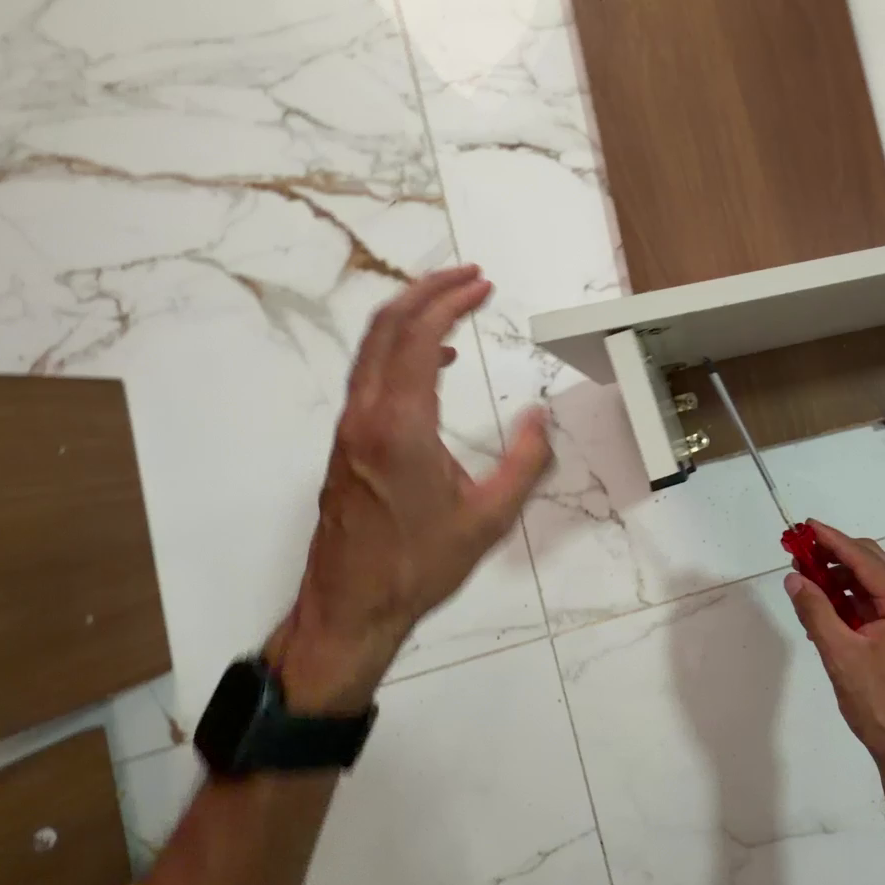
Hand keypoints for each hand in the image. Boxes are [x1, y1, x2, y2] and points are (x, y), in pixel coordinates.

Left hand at [267, 266, 553, 712]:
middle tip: (469, 277)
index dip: (451, 302)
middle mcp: (367, 414)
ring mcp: (350, 427)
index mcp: (402, 426)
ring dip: (410, 315)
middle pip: (386, 327)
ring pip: (372, 347)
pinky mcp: (347, 441)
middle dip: (427, 290)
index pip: (420, 338)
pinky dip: (401, 348)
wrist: (349, 607)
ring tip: (453, 303)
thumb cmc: (421, 563)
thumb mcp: (491, 517)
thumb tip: (538, 414)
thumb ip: (525, 460)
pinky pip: (371, 374)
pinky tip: (436, 363)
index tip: (483, 285)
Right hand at [785, 521, 884, 770]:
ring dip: (838, 576)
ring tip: (805, 580)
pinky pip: (870, 602)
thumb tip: (793, 578)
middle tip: (799, 553)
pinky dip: (846, 598)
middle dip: (834, 554)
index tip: (806, 527)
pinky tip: (821, 606)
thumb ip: (816, 612)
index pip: (864, 559)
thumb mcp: (840, 655)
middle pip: (870, 563)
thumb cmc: (877, 702)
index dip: (833, 540)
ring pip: (869, 581)